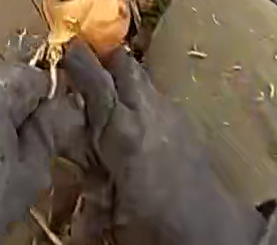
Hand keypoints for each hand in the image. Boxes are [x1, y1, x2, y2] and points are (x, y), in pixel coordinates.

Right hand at [61, 41, 266, 244]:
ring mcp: (167, 110)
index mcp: (120, 128)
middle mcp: (144, 109)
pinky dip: (141, 99)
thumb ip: (87, 164)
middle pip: (121, 60)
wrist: (214, 235)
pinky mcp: (183, 119)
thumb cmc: (156, 226)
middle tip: (87, 69)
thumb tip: (65, 142)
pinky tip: (138, 122)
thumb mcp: (109, 201)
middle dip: (102, 58)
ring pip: (140, 74)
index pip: (92, 74)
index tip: (62, 50)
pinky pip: (155, 94)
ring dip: (123, 78)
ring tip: (112, 98)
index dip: (74, 58)